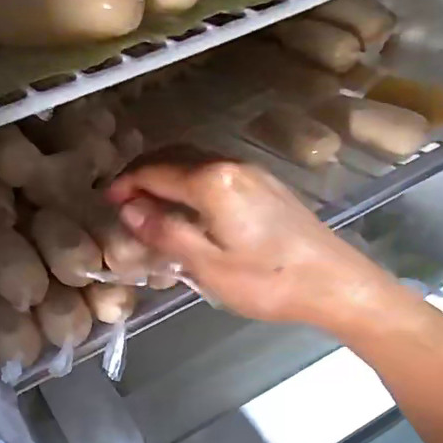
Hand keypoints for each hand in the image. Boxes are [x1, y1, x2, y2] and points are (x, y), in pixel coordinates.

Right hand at [106, 155, 404, 330]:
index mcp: (214, 183)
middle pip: (176, 157)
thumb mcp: (207, 265)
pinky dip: (189, 182)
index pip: (157, 172)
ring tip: (147, 204)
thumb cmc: (268, 282)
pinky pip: (216, 172)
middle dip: (144, 173)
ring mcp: (254, 174)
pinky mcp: (267, 187)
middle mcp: (233, 167)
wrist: (336, 285)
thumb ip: (165, 233)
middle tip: (121, 199)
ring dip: (167, 176)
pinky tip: (186, 207)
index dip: (127, 184)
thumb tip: (130, 210)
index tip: (106, 200)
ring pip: (197, 162)